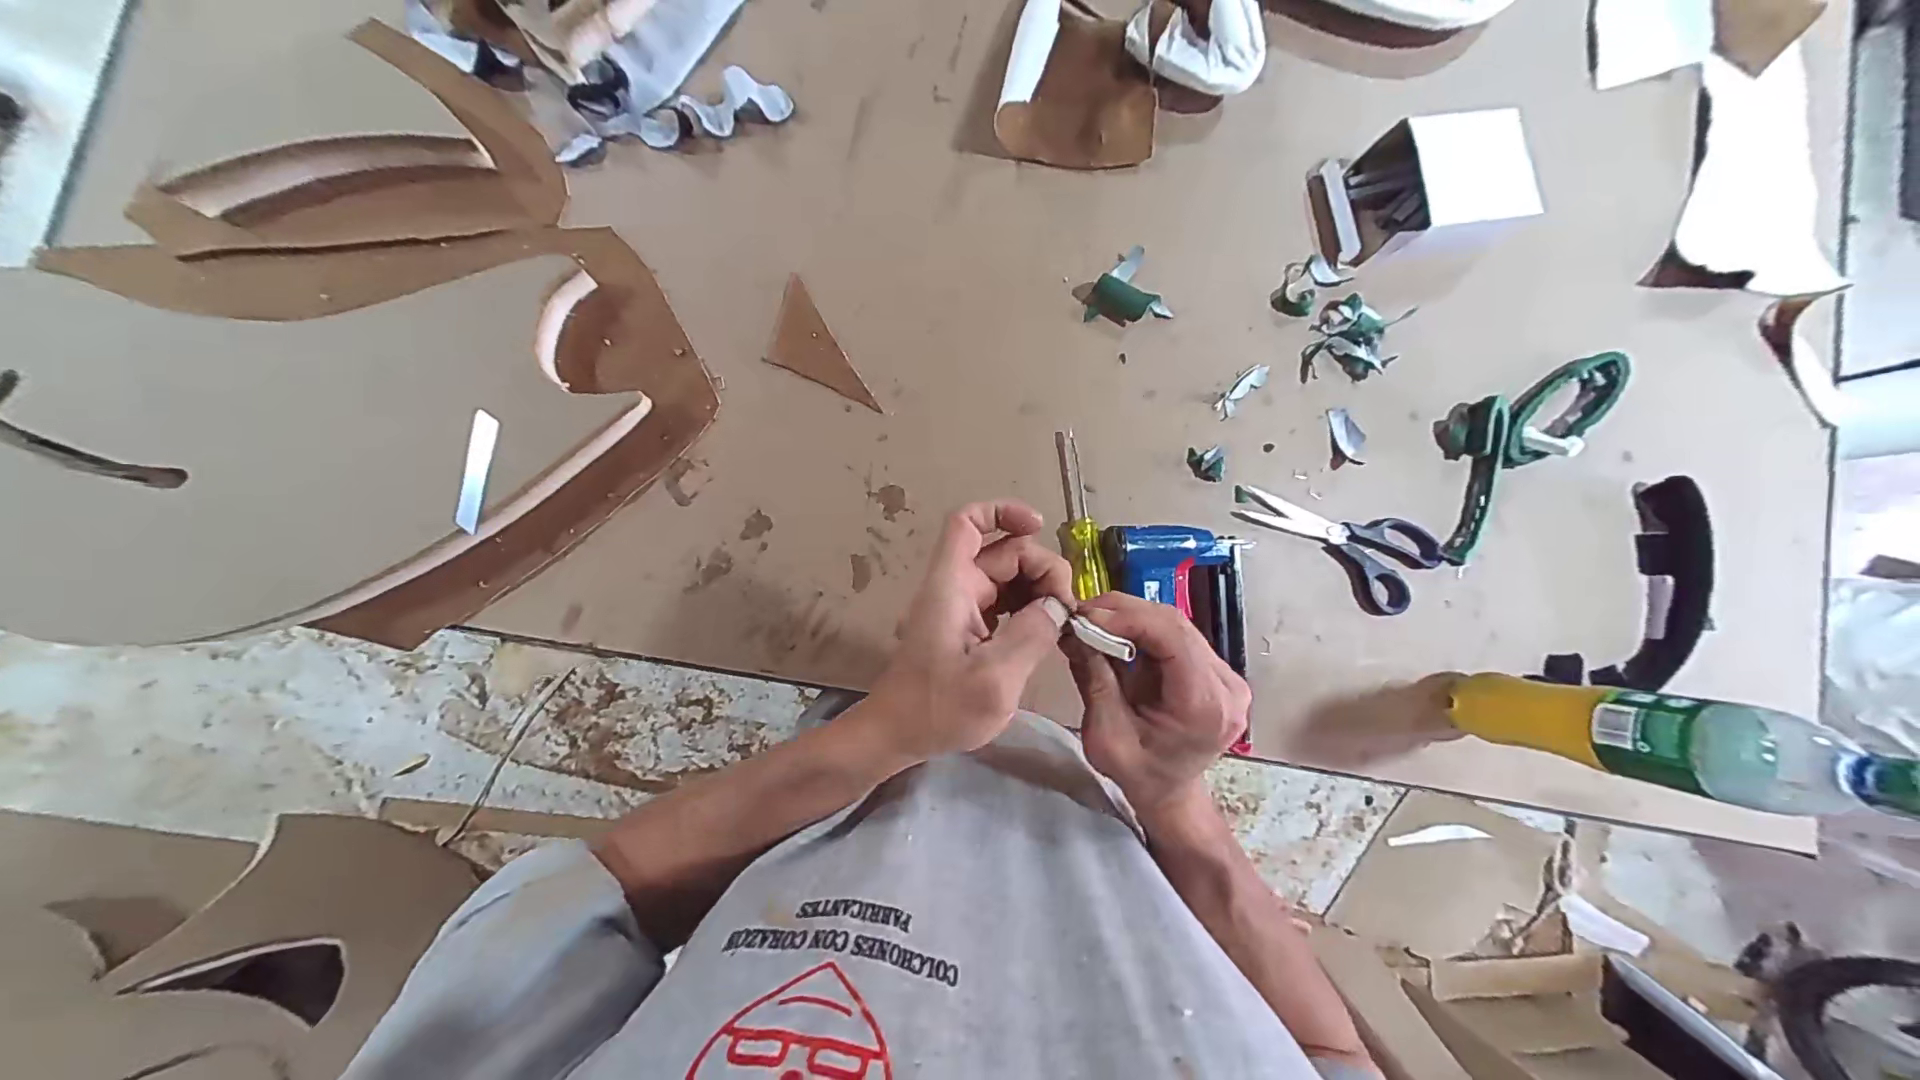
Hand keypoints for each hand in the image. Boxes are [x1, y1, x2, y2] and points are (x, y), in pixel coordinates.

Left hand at [861, 500, 1073, 764]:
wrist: (897, 735)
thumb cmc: (937, 708)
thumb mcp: (995, 677)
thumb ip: (1032, 634)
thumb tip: (1059, 606)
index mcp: (951, 586)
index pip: (968, 522)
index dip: (1002, 511)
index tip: (1039, 526)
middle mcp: (954, 587)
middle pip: (1002, 552)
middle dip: (1041, 568)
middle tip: (1066, 609)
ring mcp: (959, 607)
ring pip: (1007, 577)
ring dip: (1038, 590)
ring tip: (1062, 621)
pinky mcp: (966, 628)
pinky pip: (1003, 602)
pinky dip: (1028, 608)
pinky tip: (1047, 630)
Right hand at [1067, 592, 1250, 817]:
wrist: (1169, 793)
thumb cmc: (1138, 774)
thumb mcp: (1105, 735)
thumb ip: (1094, 679)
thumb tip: (1073, 630)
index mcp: (1206, 705)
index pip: (1172, 638)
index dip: (1127, 618)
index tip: (1085, 615)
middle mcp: (1226, 684)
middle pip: (1174, 625)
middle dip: (1123, 613)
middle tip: (1081, 614)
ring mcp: (1226, 675)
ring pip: (1174, 624)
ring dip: (1130, 617)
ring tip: (1092, 621)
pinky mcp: (1214, 669)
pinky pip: (1174, 635)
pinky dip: (1140, 628)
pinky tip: (1113, 631)